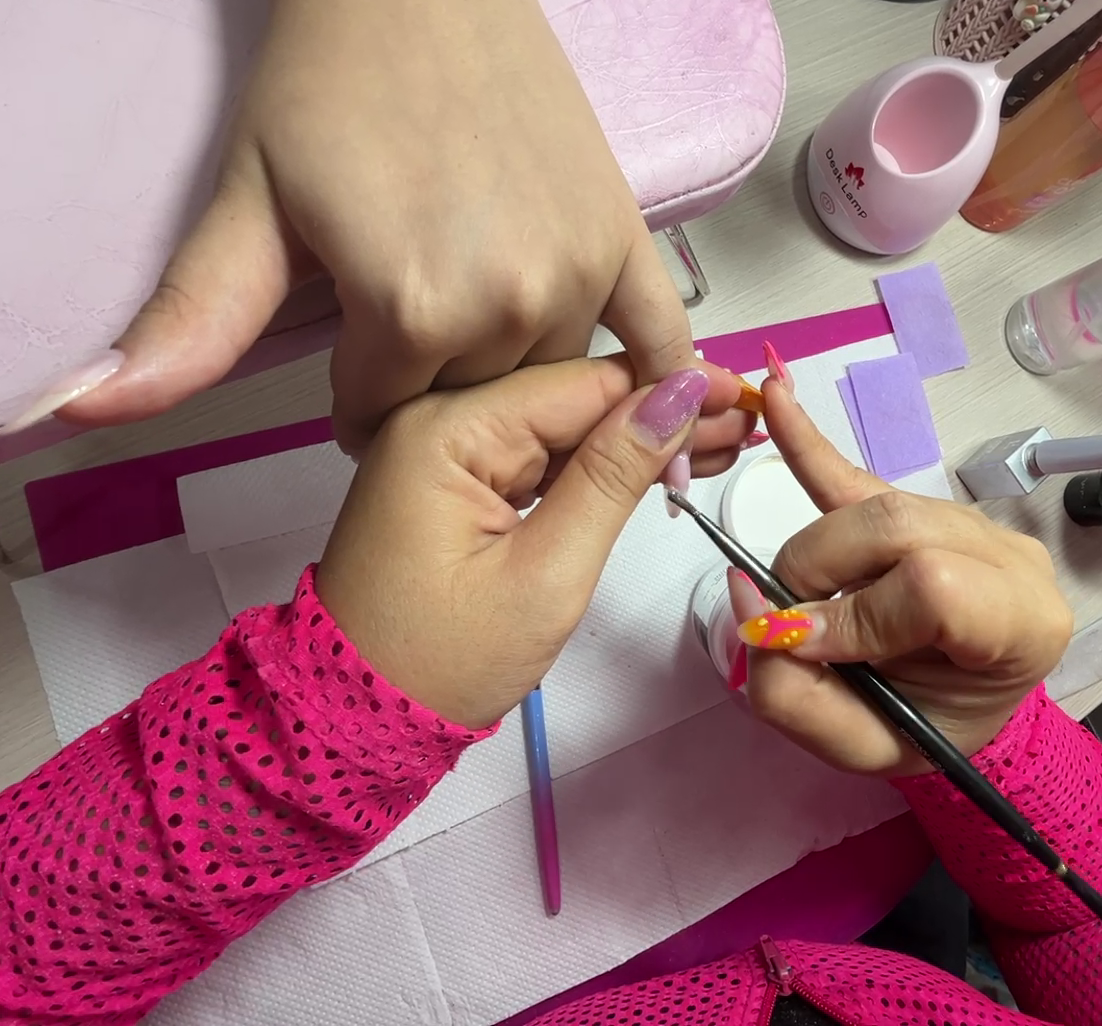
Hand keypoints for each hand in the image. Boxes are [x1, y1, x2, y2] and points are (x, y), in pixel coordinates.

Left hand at [56, 0, 727, 458]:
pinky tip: (653, 410)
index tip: (357, 383)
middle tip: (416, 345)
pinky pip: (661, 338)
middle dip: (433, 386)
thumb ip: (192, 321)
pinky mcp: (624, 240)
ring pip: (545, 378)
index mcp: (411, 305)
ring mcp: (579, 272)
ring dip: (513, 371)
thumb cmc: (328, 86)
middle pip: (469, 402)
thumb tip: (89, 407)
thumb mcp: (247, 204)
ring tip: (484, 334)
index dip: (360, 404)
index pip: (386, 417)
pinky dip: (659, 381)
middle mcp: (509, 303)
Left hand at [314, 360, 745, 728]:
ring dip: (643, 440)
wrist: (358, 717)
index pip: (582, 385)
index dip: (668, 387)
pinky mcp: (461, 479)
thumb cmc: (446, 660)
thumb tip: (680, 395)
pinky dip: (604, 467)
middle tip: (743, 422)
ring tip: (722, 444)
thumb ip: (613, 478)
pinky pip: (544, 458)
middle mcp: (444, 419)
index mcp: (450, 429)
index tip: (740, 395)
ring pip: (569, 428)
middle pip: (578, 400)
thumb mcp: (546, 573)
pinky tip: (662, 466)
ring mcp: (450, 449)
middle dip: (664, 413)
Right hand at [731, 376, 1074, 777]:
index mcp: (1021, 624)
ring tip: (793, 592)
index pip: (930, 586)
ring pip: (868, 505)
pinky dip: (807, 441)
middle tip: (785, 618)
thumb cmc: (921, 729)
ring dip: (812, 549)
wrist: (956, 706)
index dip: (853, 612)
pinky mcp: (920, 503)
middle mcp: (1006, 555)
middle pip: (889, 526)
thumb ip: (794, 696)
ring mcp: (965, 519)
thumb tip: (749, 597)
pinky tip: (772, 392)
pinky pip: (856, 471)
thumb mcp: (862, 750)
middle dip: (814, 573)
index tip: (801, 641)